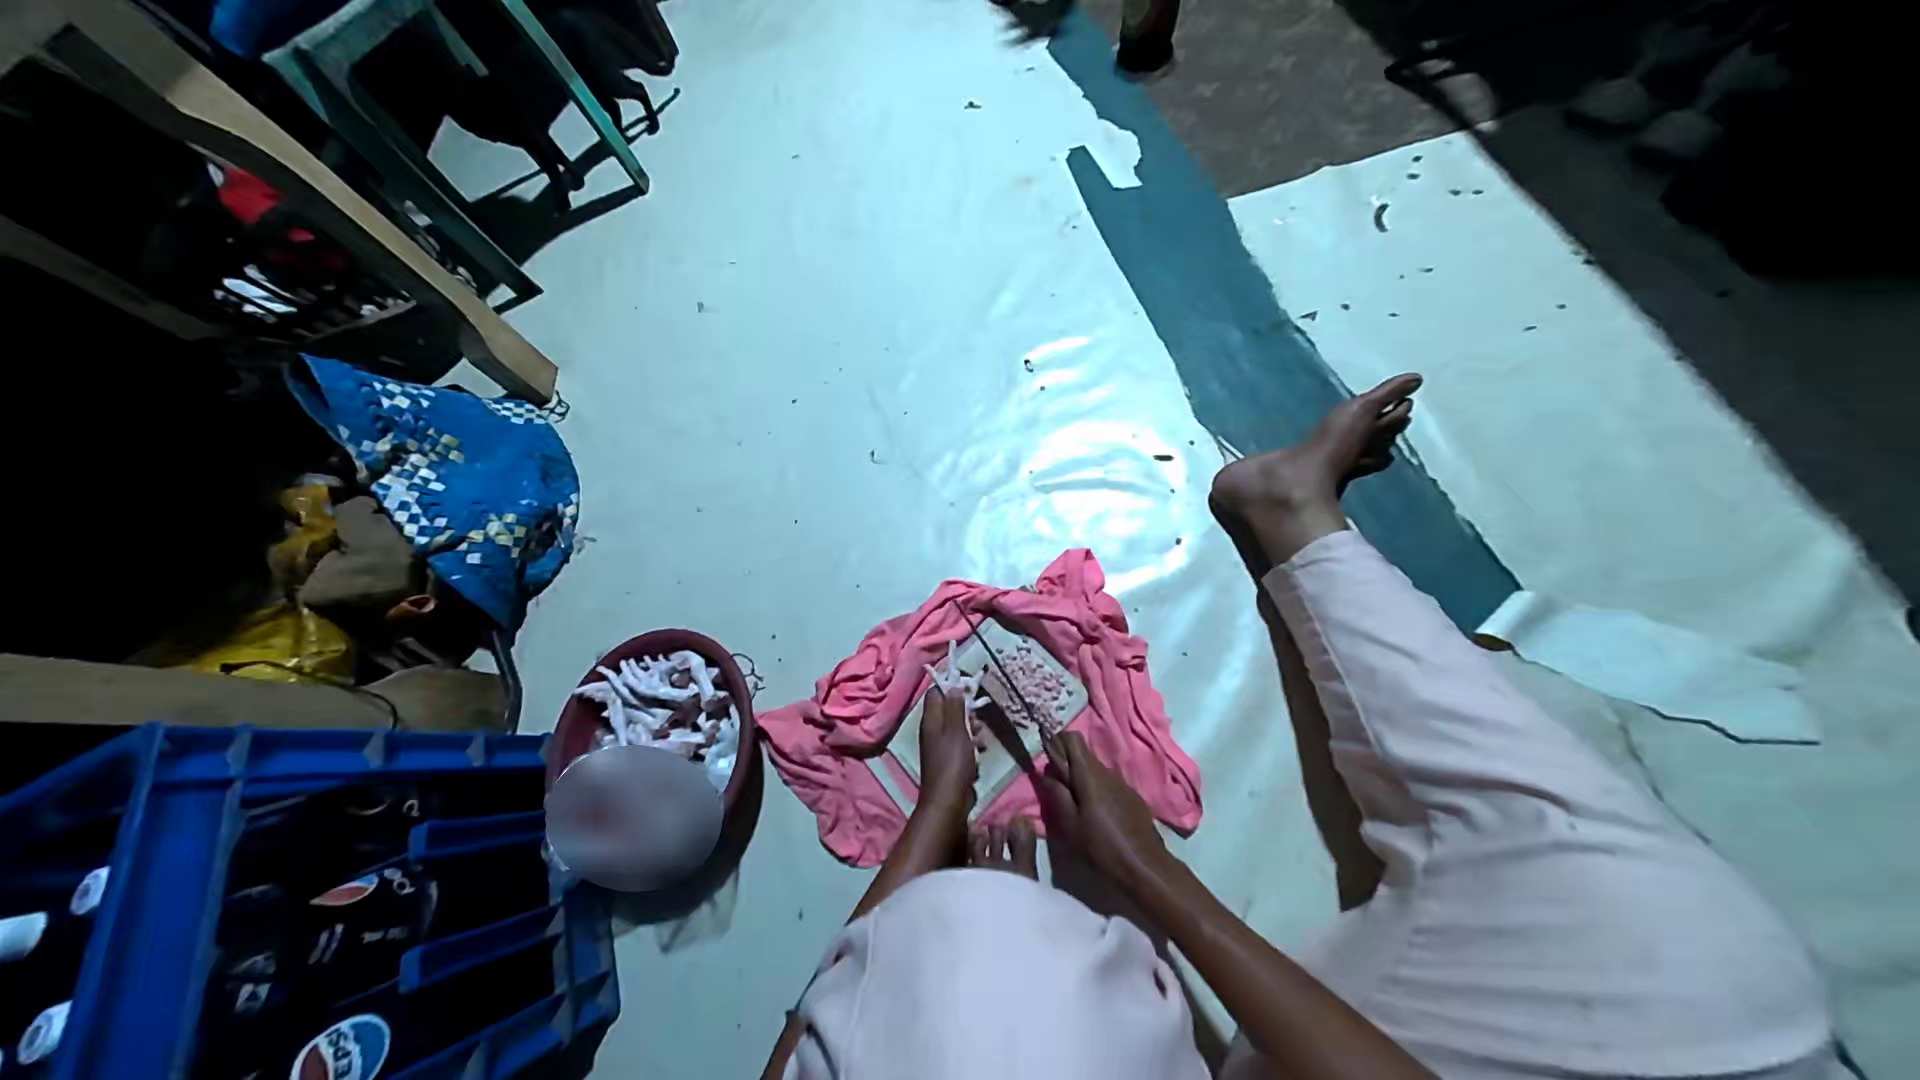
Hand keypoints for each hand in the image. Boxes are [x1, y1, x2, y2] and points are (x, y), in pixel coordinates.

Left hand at [917, 688, 977, 815]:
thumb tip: (953, 686)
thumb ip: (955, 708)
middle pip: (948, 709)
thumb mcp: (957, 730)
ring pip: (958, 726)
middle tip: (978, 715)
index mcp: (931, 720)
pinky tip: (980, 751)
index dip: (951, 686)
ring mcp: (940, 745)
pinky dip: (971, 744)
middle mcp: (933, 730)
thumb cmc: (953, 762)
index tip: (968, 686)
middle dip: (966, 710)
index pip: (935, 692)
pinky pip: (961, 743)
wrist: (949, 800)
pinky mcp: (949, 759)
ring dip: (972, 728)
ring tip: (981, 736)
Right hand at [1038, 731, 1168, 888]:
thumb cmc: (1102, 846)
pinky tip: (1100, 817)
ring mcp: (1123, 784)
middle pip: (1084, 756)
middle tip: (1059, 794)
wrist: (1145, 868)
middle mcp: (1108, 772)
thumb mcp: (1069, 825)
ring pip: (1097, 772)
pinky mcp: (1133, 798)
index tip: (1049, 765)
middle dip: (1068, 768)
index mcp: (1090, 774)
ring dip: (1084, 782)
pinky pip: (1110, 785)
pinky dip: (1099, 793)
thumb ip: (1056, 794)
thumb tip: (1046, 771)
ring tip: (1078, 809)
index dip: (1057, 744)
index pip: (1072, 738)